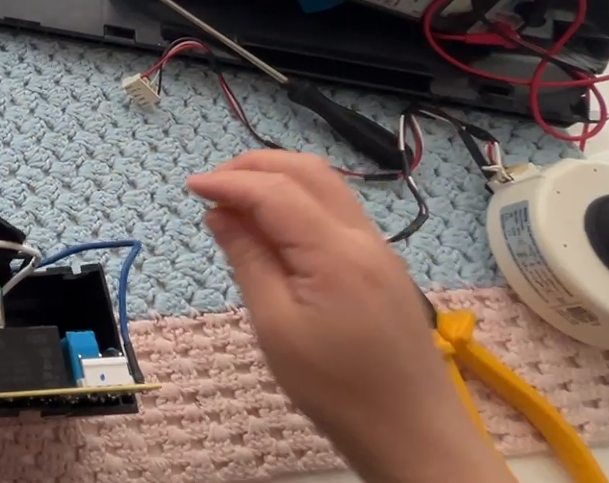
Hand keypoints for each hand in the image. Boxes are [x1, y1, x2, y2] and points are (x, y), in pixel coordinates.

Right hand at [187, 150, 512, 482]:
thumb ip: (247, 259)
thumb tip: (220, 213)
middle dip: (252, 167)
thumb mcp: (275, 326)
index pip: (275, 192)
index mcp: (337, 253)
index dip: (228, 182)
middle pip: (305, 171)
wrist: (418, 440)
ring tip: (236, 200)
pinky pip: (334, 208)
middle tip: (212, 187)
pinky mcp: (381, 265)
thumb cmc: (336, 389)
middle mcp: (363, 238)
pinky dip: (295, 198)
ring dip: (275, 178)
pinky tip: (271, 225)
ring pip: (324, 184)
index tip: (190, 187)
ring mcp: (378, 250)